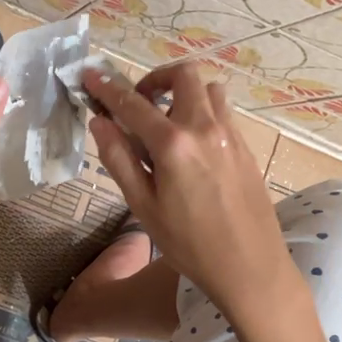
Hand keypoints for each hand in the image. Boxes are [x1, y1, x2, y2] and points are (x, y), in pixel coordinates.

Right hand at [84, 64, 305, 320]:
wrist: (251, 268)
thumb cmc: (188, 244)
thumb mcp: (143, 206)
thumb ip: (119, 159)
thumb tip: (100, 122)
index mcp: (173, 144)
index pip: (133, 103)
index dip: (108, 87)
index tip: (90, 73)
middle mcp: (205, 128)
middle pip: (183, 75)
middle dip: (156, 78)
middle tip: (140, 102)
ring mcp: (231, 135)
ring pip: (208, 90)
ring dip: (183, 94)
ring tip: (167, 125)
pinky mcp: (245, 147)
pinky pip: (222, 112)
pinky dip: (201, 113)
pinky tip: (190, 148)